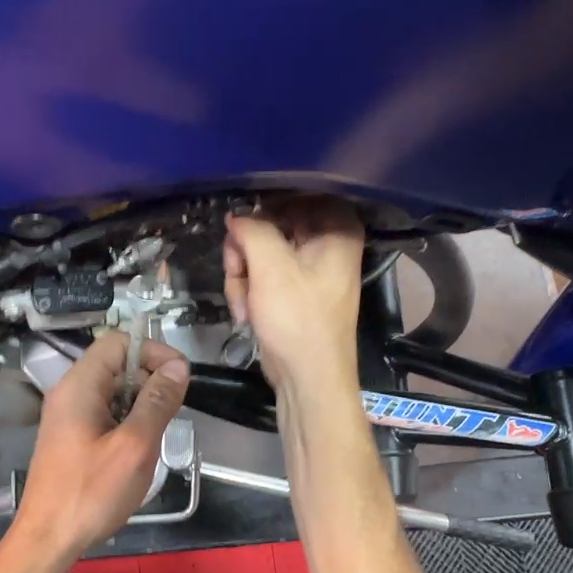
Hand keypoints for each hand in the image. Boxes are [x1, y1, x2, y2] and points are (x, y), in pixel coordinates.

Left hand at [10, 332, 191, 558]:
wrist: (48, 540)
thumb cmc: (91, 493)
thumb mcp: (135, 446)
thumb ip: (157, 402)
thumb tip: (178, 367)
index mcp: (79, 386)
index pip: (118, 343)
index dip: (152, 351)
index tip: (180, 378)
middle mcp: (69, 394)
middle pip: (115, 366)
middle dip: (149, 380)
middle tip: (172, 412)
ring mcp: (66, 417)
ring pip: (112, 393)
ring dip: (140, 405)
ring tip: (156, 435)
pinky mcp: (69, 439)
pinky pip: (103, 415)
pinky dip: (126, 423)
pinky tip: (138, 451)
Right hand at [223, 198, 365, 394]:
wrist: (308, 380)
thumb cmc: (298, 321)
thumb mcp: (271, 269)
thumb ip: (251, 231)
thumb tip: (235, 215)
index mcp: (337, 230)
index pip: (298, 193)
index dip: (266, 204)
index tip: (242, 221)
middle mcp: (328, 243)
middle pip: (273, 222)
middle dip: (246, 250)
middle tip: (237, 270)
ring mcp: (309, 268)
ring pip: (261, 251)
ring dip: (243, 276)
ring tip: (245, 303)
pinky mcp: (293, 291)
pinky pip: (262, 275)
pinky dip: (250, 291)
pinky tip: (248, 313)